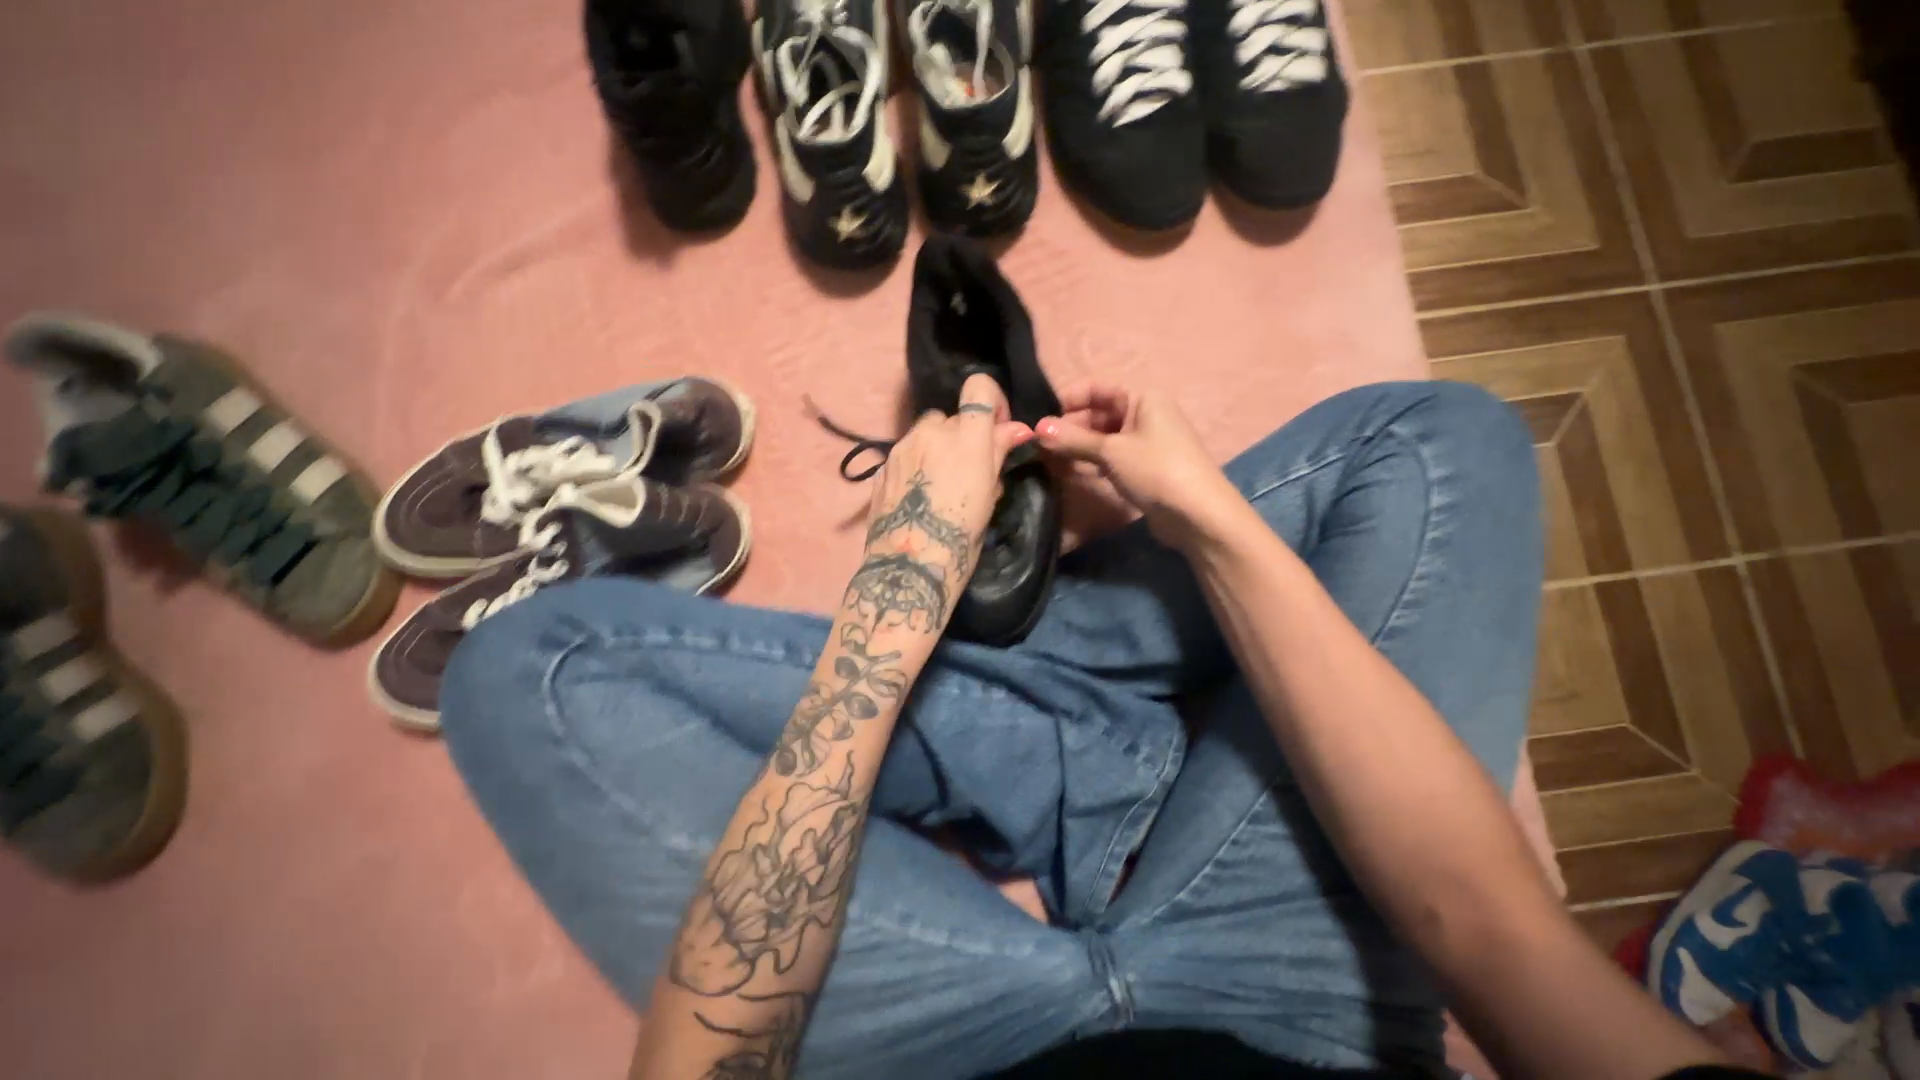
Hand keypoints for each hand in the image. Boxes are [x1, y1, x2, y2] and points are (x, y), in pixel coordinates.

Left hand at [844, 374, 1031, 636]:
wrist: (908, 567)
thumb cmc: (960, 536)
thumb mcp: (989, 495)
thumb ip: (999, 453)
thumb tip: (1017, 429)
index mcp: (966, 438)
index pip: (979, 388)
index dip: (992, 403)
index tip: (997, 430)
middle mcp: (931, 432)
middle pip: (953, 417)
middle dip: (964, 436)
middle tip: (970, 471)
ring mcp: (902, 447)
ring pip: (927, 433)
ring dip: (938, 448)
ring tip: (942, 484)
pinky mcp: (882, 465)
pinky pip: (907, 453)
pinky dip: (918, 464)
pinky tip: (920, 495)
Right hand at [1034, 383, 1241, 547]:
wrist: (1198, 515)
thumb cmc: (1156, 470)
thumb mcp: (1111, 452)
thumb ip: (1073, 439)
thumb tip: (1036, 428)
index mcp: (1143, 397)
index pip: (1097, 387)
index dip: (1068, 399)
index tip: (1041, 418)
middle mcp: (1145, 413)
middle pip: (1099, 412)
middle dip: (1070, 426)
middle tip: (1040, 445)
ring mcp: (1145, 441)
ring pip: (1103, 436)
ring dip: (1078, 446)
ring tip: (1049, 460)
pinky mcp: (1144, 467)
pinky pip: (1112, 456)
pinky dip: (1092, 461)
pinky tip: (1072, 473)